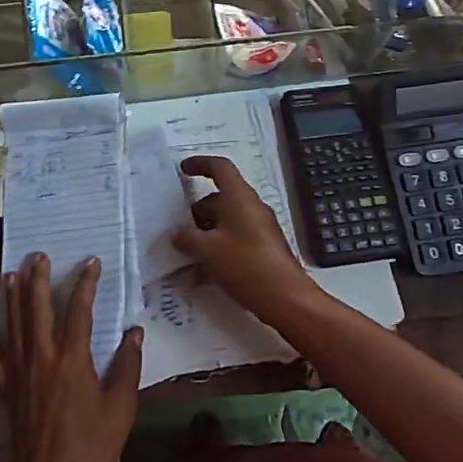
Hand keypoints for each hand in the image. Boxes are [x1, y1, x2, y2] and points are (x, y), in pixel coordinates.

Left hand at [0, 254, 141, 461]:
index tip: (91, 262)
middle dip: (37, 281)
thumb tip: (134, 331)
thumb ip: (128, 365)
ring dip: (12, 301)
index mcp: (73, 361)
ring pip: (13, 330)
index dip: (85, 283)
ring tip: (11, 276)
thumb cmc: (93, 448)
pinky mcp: (9, 396)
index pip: (79, 311)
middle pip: (36, 311)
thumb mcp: (122, 407)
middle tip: (37, 256)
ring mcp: (21, 378)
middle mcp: (42, 361)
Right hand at [172, 155, 318, 319]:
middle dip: (196, 212)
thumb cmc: (246, 265)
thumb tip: (177, 234)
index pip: (220, 168)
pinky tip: (202, 274)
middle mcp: (251, 207)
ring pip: (225, 221)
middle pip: (220, 198)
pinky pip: (234, 239)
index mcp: (239, 198)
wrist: (285, 297)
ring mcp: (259, 228)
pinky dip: (217, 248)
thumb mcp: (208, 251)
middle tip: (178, 230)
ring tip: (186, 255)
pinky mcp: (262, 248)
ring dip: (205, 233)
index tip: (183, 169)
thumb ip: (187, 238)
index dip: (200, 164)